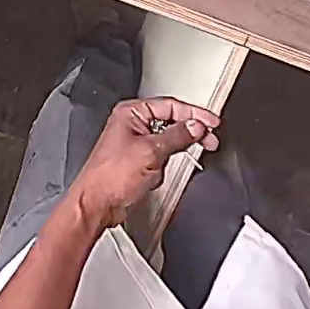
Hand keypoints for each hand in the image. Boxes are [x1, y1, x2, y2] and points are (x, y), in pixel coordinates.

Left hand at [67, 97, 220, 230]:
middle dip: (190, 131)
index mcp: (130, 113)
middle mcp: (131, 124)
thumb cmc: (110, 176)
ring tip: (185, 156)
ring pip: (167, 139)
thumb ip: (177, 136)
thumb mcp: (151, 151)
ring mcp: (134, 142)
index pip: (170, 106)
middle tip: (210, 137)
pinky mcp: (137, 159)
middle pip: (170, 120)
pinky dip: (167, 162)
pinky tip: (165, 170)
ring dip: (177, 148)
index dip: (194, 113)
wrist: (97, 203)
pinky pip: (161, 155)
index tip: (212, 122)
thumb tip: (195, 126)